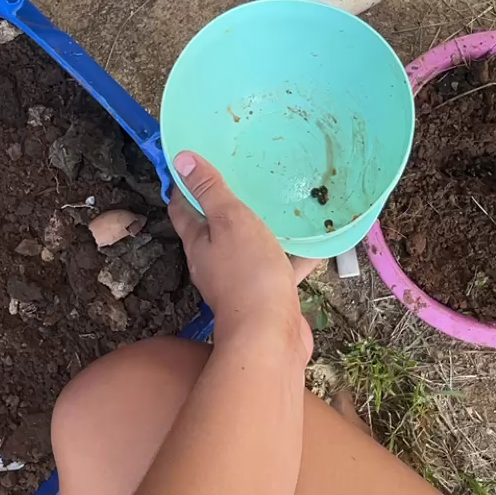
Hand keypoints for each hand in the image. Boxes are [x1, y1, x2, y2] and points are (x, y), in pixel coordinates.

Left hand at [167, 151, 311, 359]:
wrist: (270, 335)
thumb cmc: (247, 273)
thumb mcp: (228, 220)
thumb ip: (209, 190)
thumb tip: (181, 159)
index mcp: (199, 242)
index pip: (182, 207)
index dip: (184, 184)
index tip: (194, 162)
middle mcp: (214, 261)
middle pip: (215, 228)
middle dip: (225, 204)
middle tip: (243, 177)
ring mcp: (240, 280)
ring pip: (249, 247)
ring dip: (259, 229)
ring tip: (279, 204)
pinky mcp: (267, 295)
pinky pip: (280, 268)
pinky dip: (292, 256)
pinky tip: (314, 243)